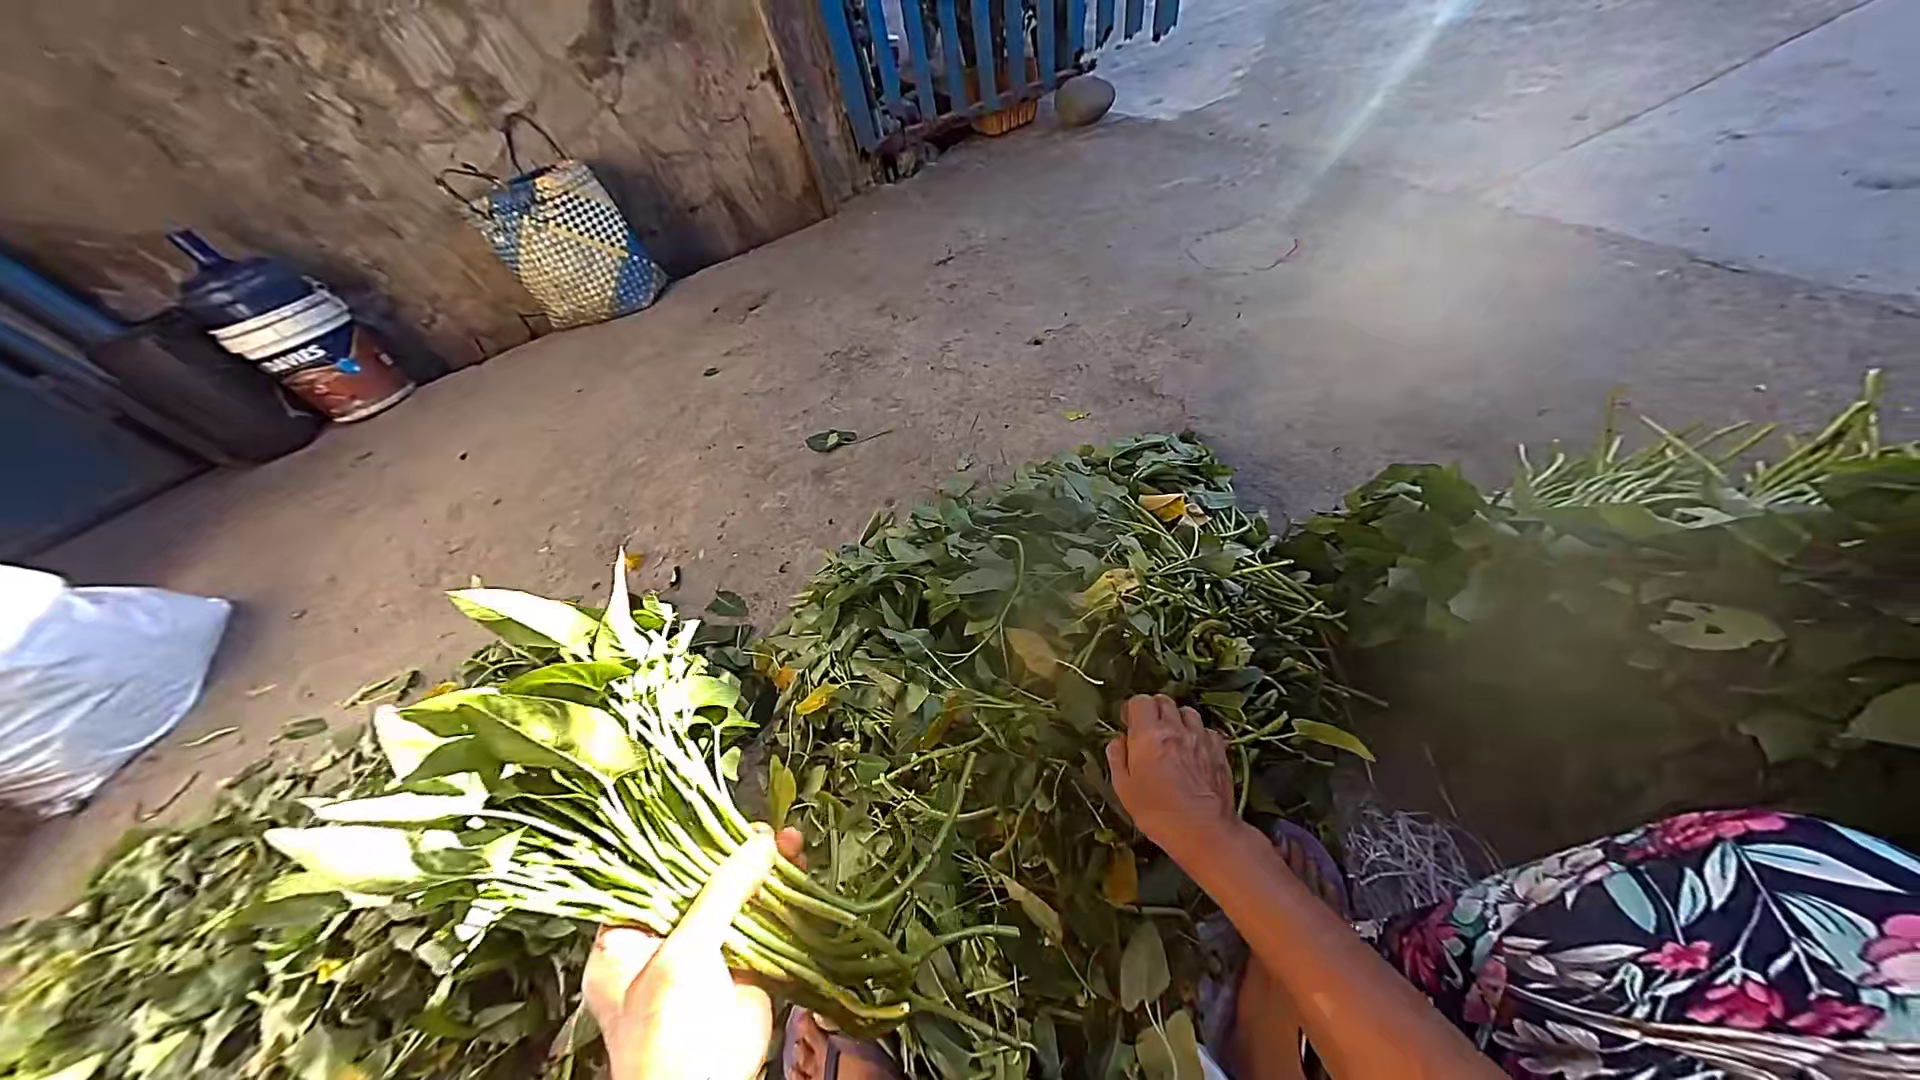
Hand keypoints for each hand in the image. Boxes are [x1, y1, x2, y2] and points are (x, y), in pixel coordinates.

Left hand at [584, 826, 805, 1079]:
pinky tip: (798, 868)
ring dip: (765, 869)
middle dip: (736, 853)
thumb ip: (723, 892)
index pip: (655, 875)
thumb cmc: (664, 1036)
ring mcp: (707, 952)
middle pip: (704, 882)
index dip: (688, 844)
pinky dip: (782, 896)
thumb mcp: (685, 953)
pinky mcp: (744, 964)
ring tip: (789, 841)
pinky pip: (764, 921)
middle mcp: (666, 941)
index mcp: (628, 939)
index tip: (718, 817)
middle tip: (762, 830)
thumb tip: (761, 842)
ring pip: (738, 898)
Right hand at [1106, 694, 1242, 858]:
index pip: (1139, 701)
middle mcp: (1175, 729)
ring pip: (1188, 712)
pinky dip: (1199, 734)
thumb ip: (1117, 758)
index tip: (1129, 725)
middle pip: (1164, 701)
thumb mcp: (1124, 788)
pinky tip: (1194, 750)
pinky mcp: (1220, 750)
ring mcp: (1200, 738)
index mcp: (1148, 734)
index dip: (1132, 710)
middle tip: (1149, 730)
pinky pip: (1207, 730)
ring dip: (1177, 719)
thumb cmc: (1158, 812)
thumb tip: (1117, 740)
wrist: (1205, 831)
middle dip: (1154, 710)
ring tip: (1173, 737)